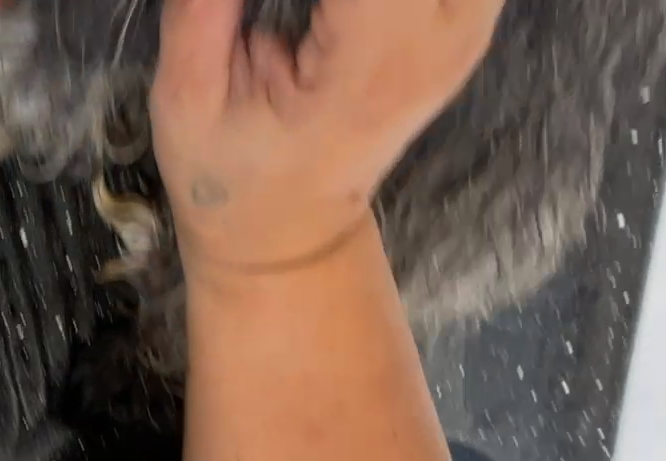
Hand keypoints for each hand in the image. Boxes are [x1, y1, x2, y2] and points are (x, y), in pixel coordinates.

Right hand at [151, 0, 502, 274]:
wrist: (284, 232)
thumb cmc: (225, 182)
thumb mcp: (187, 103)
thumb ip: (203, 10)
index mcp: (378, 56)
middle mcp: (454, 22)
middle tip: (271, 5)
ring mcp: (479, 11)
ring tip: (304, 13)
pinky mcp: (475, 3)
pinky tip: (337, 9)